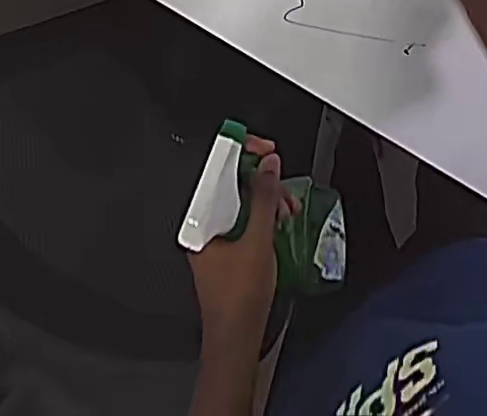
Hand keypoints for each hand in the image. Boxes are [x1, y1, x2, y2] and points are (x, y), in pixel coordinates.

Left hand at [187, 136, 297, 338]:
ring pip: (242, 200)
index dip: (241, 153)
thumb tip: (269, 164)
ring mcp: (215, 237)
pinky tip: (280, 220)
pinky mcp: (228, 246)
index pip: (216, 173)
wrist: (238, 338)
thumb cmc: (240, 296)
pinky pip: (245, 217)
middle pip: (232, 185)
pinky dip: (265, 214)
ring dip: (268, 199)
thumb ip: (264, 198)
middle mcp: (203, 227)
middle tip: (282, 185)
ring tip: (286, 210)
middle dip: (263, 181)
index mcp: (200, 222)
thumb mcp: (258, 239)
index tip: (264, 148)